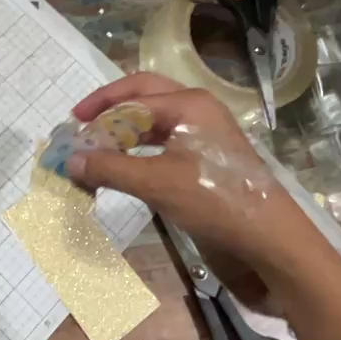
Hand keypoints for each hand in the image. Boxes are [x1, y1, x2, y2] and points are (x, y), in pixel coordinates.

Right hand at [67, 72, 340, 307]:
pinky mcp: (203, 162)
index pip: (131, 98)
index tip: (70, 132)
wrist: (271, 243)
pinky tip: (121, 166)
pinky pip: (161, 144)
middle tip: (81, 123)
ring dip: (122, 130)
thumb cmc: (217, 202)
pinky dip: (136, 150)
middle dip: (109, 108)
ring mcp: (202, 136)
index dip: (97, 114)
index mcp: (189, 105)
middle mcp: (196, 111)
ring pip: (153, 120)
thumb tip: (69, 161)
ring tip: (96, 147)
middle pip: (143, 96)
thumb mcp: (157, 184)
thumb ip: (110, 169)